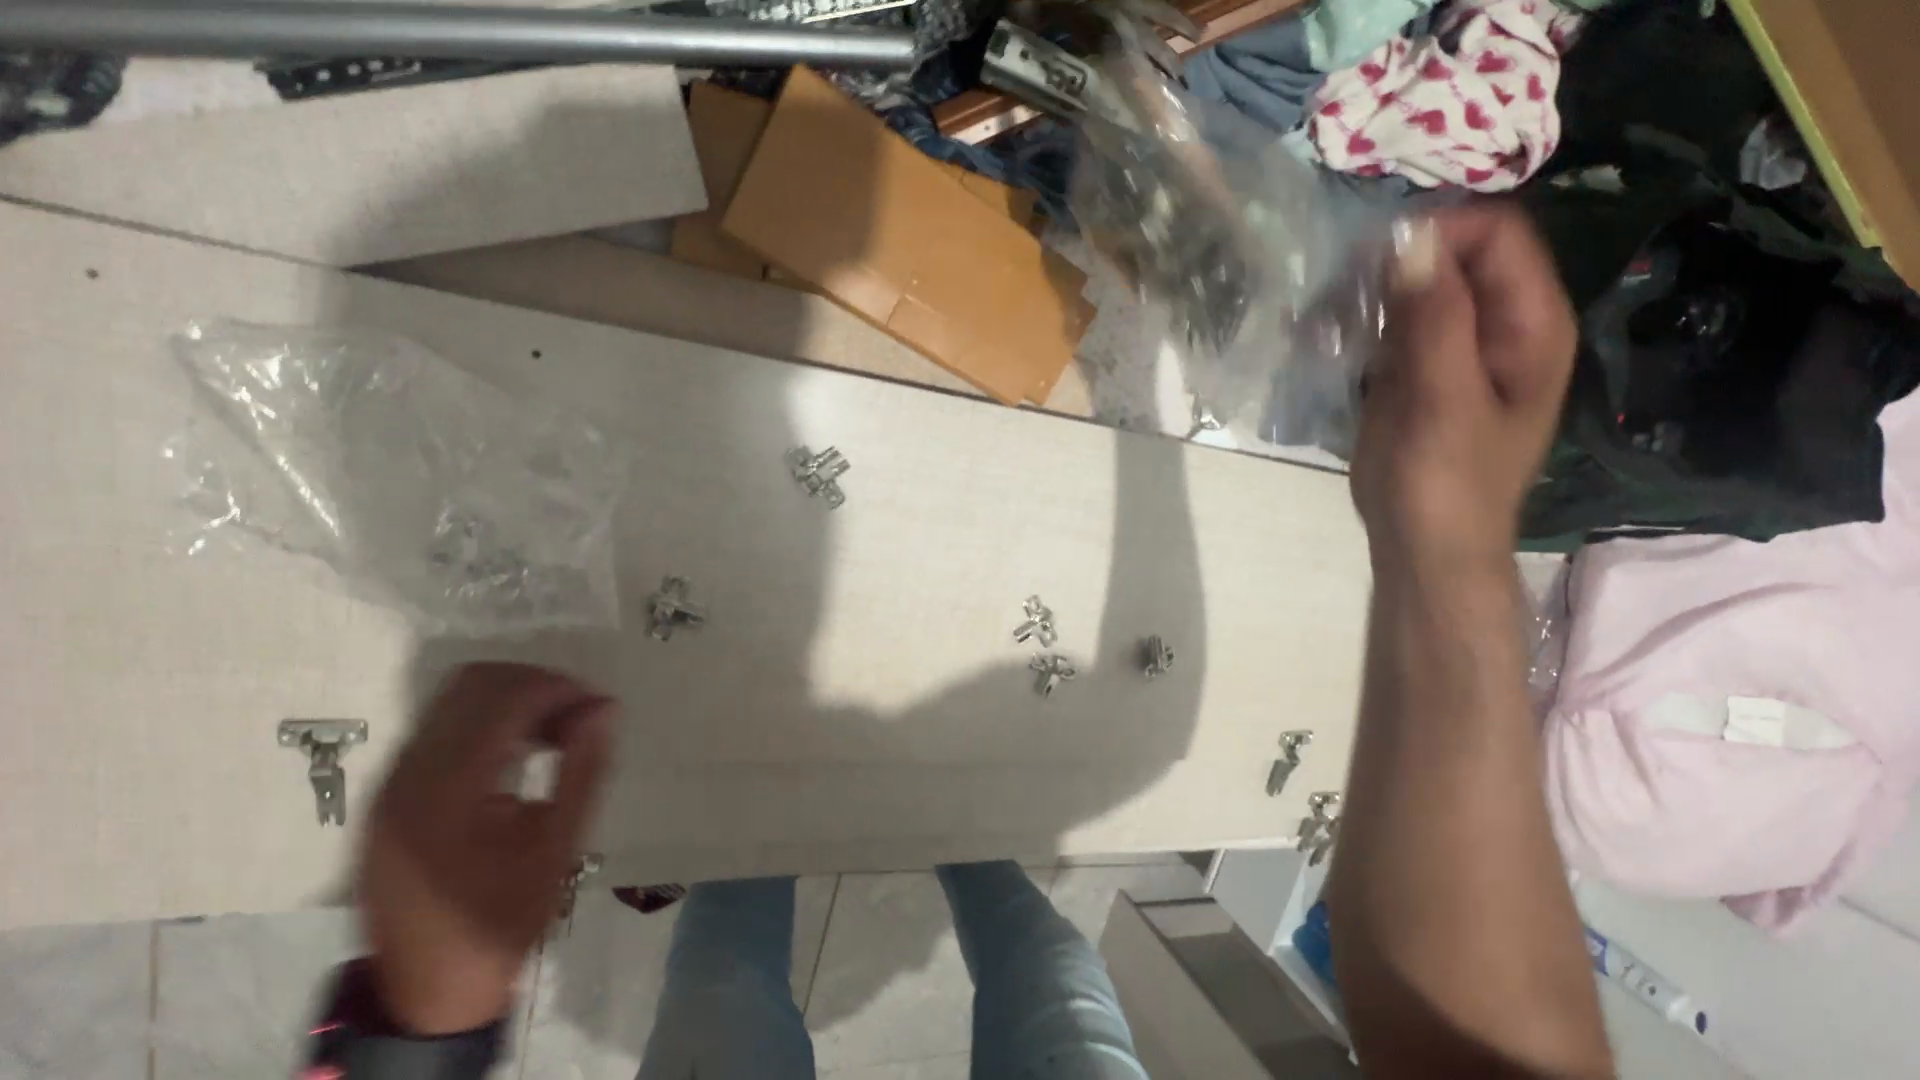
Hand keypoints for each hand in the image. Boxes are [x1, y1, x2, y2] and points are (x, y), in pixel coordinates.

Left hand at [358, 663, 613, 1034]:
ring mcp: (390, 781)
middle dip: (535, 686)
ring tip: (554, 735)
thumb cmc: (502, 919)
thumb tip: (604, 708)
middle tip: (578, 716)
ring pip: (453, 701)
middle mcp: (408, 771)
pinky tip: (518, 756)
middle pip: (474, 684)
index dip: (559, 688)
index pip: (505, 697)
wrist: (427, 989)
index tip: (599, 707)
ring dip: (510, 701)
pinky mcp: (387, 794)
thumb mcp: (557, 848)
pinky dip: (484, 724)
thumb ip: (583, 770)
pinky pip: (438, 729)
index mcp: (450, 786)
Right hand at [1351, 204, 1575, 574]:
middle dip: (1399, 258)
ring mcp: (1454, 346)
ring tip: (1327, 310)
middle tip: (1341, 284)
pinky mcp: (1415, 369)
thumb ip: (1436, 319)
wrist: (1424, 548)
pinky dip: (1360, 318)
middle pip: (1455, 253)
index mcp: (1530, 324)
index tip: (1376, 258)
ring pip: (1418, 284)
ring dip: (1371, 287)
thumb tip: (1409, 238)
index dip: (1442, 231)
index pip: (1498, 235)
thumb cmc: (1447, 484)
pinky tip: (1327, 332)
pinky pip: (1391, 321)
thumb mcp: (1445, 401)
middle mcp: (1498, 324)